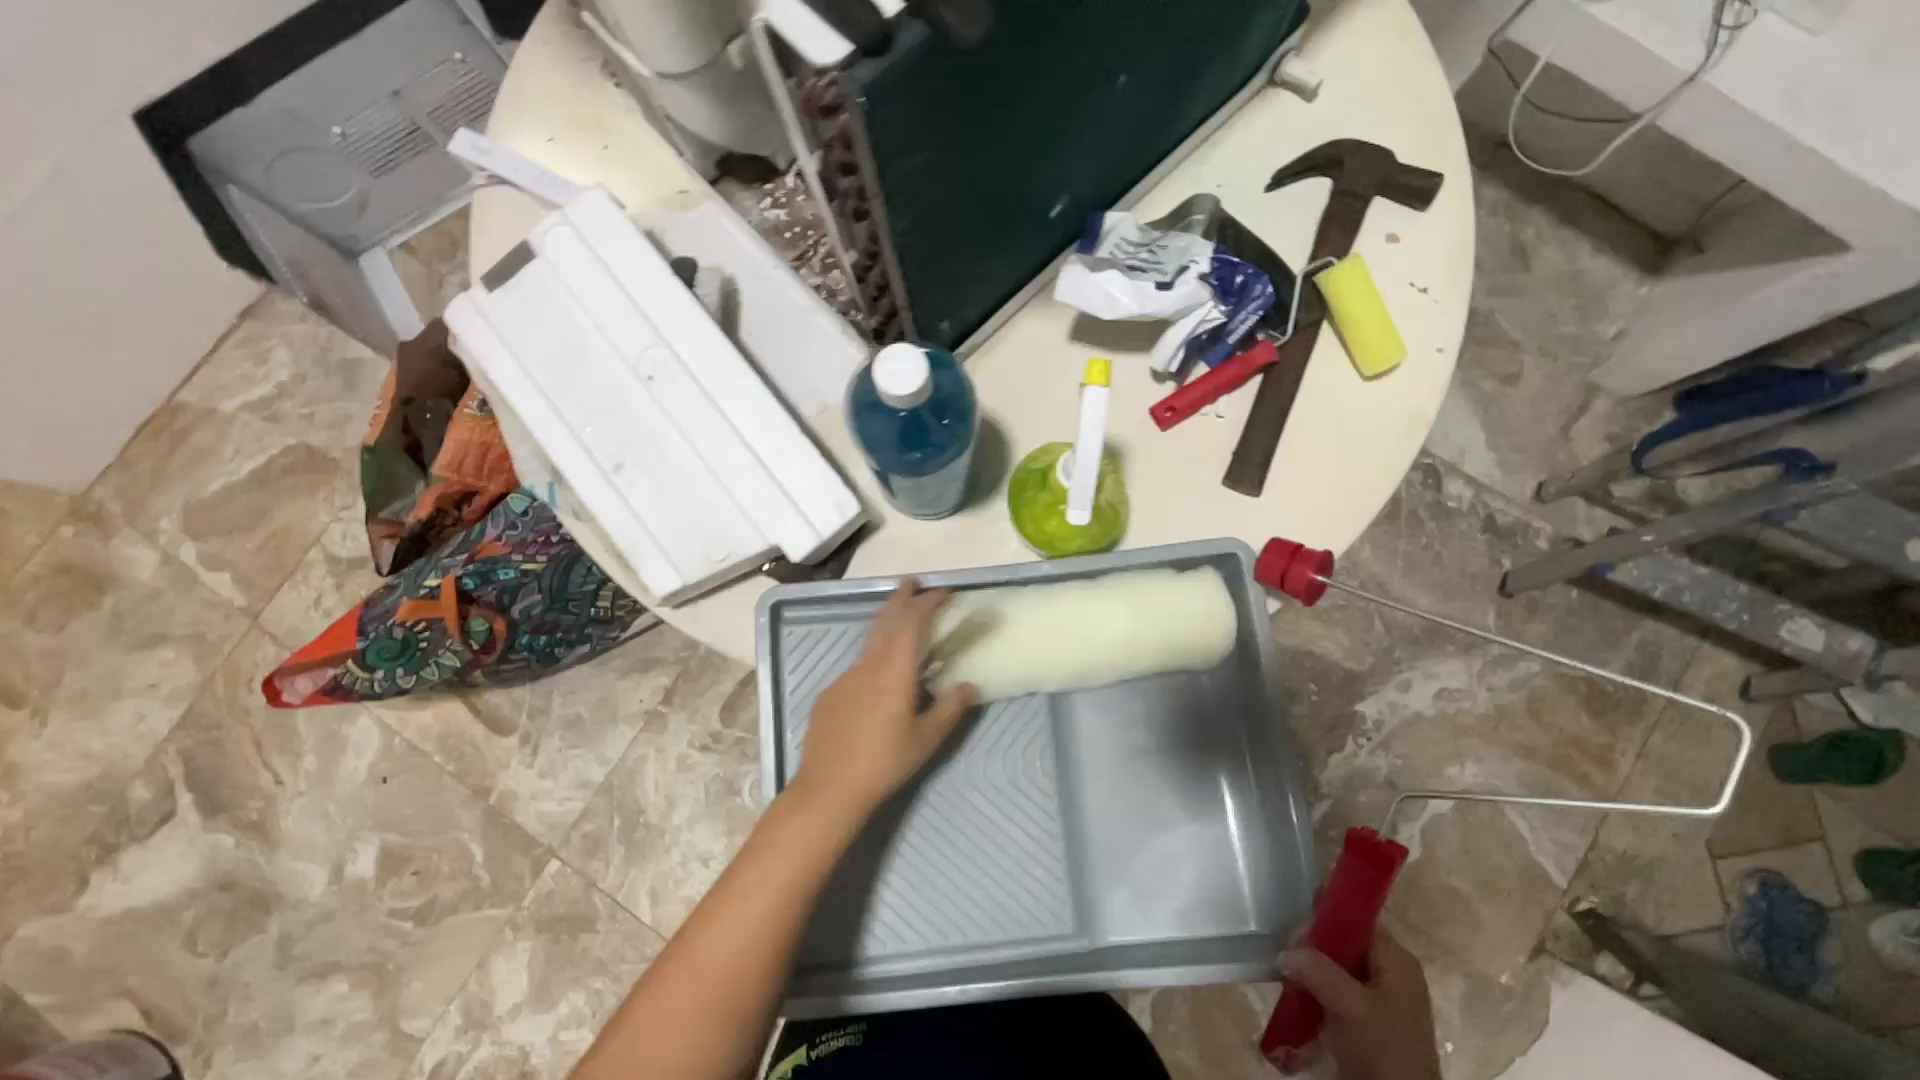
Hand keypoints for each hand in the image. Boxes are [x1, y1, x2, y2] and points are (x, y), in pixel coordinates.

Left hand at [788, 580, 979, 818]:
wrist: (828, 788)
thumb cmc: (884, 763)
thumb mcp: (926, 739)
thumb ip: (949, 708)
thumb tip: (969, 685)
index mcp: (893, 672)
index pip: (911, 623)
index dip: (927, 603)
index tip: (943, 591)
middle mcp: (867, 666)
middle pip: (885, 622)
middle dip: (901, 599)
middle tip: (913, 583)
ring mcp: (844, 679)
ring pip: (870, 644)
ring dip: (888, 628)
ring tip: (903, 627)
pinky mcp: (830, 695)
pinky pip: (858, 668)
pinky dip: (875, 660)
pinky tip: (881, 682)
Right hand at [1280, 927, 1441, 1079]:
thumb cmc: (1384, 1050)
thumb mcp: (1351, 1007)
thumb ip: (1318, 971)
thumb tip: (1284, 952)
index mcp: (1396, 961)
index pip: (1359, 922)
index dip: (1327, 917)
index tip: (1294, 924)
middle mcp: (1388, 975)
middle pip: (1343, 945)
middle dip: (1311, 948)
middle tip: (1285, 956)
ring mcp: (1376, 1001)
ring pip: (1334, 971)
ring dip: (1308, 973)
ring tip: (1284, 978)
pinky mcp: (1362, 1023)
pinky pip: (1332, 995)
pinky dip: (1312, 994)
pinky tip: (1293, 998)